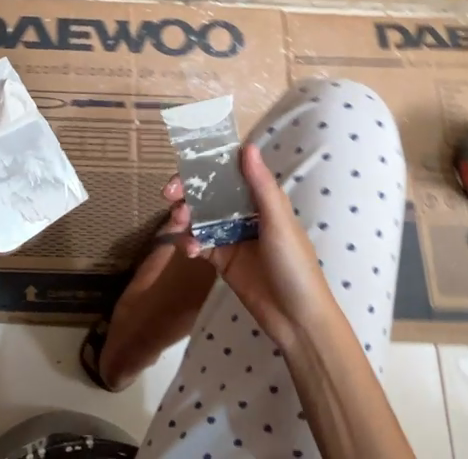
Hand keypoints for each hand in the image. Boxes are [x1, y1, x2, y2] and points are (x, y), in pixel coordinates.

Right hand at [162, 143, 335, 345]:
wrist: (297, 321)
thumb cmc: (295, 266)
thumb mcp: (279, 223)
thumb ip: (261, 186)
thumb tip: (247, 145)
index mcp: (261, 200)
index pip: (230, 172)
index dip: (207, 165)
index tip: (185, 164)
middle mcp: (244, 214)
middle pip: (209, 193)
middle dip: (188, 191)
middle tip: (169, 194)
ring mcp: (231, 237)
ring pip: (200, 216)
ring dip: (185, 216)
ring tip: (179, 223)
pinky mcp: (221, 259)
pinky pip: (199, 243)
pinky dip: (190, 243)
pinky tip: (190, 250)